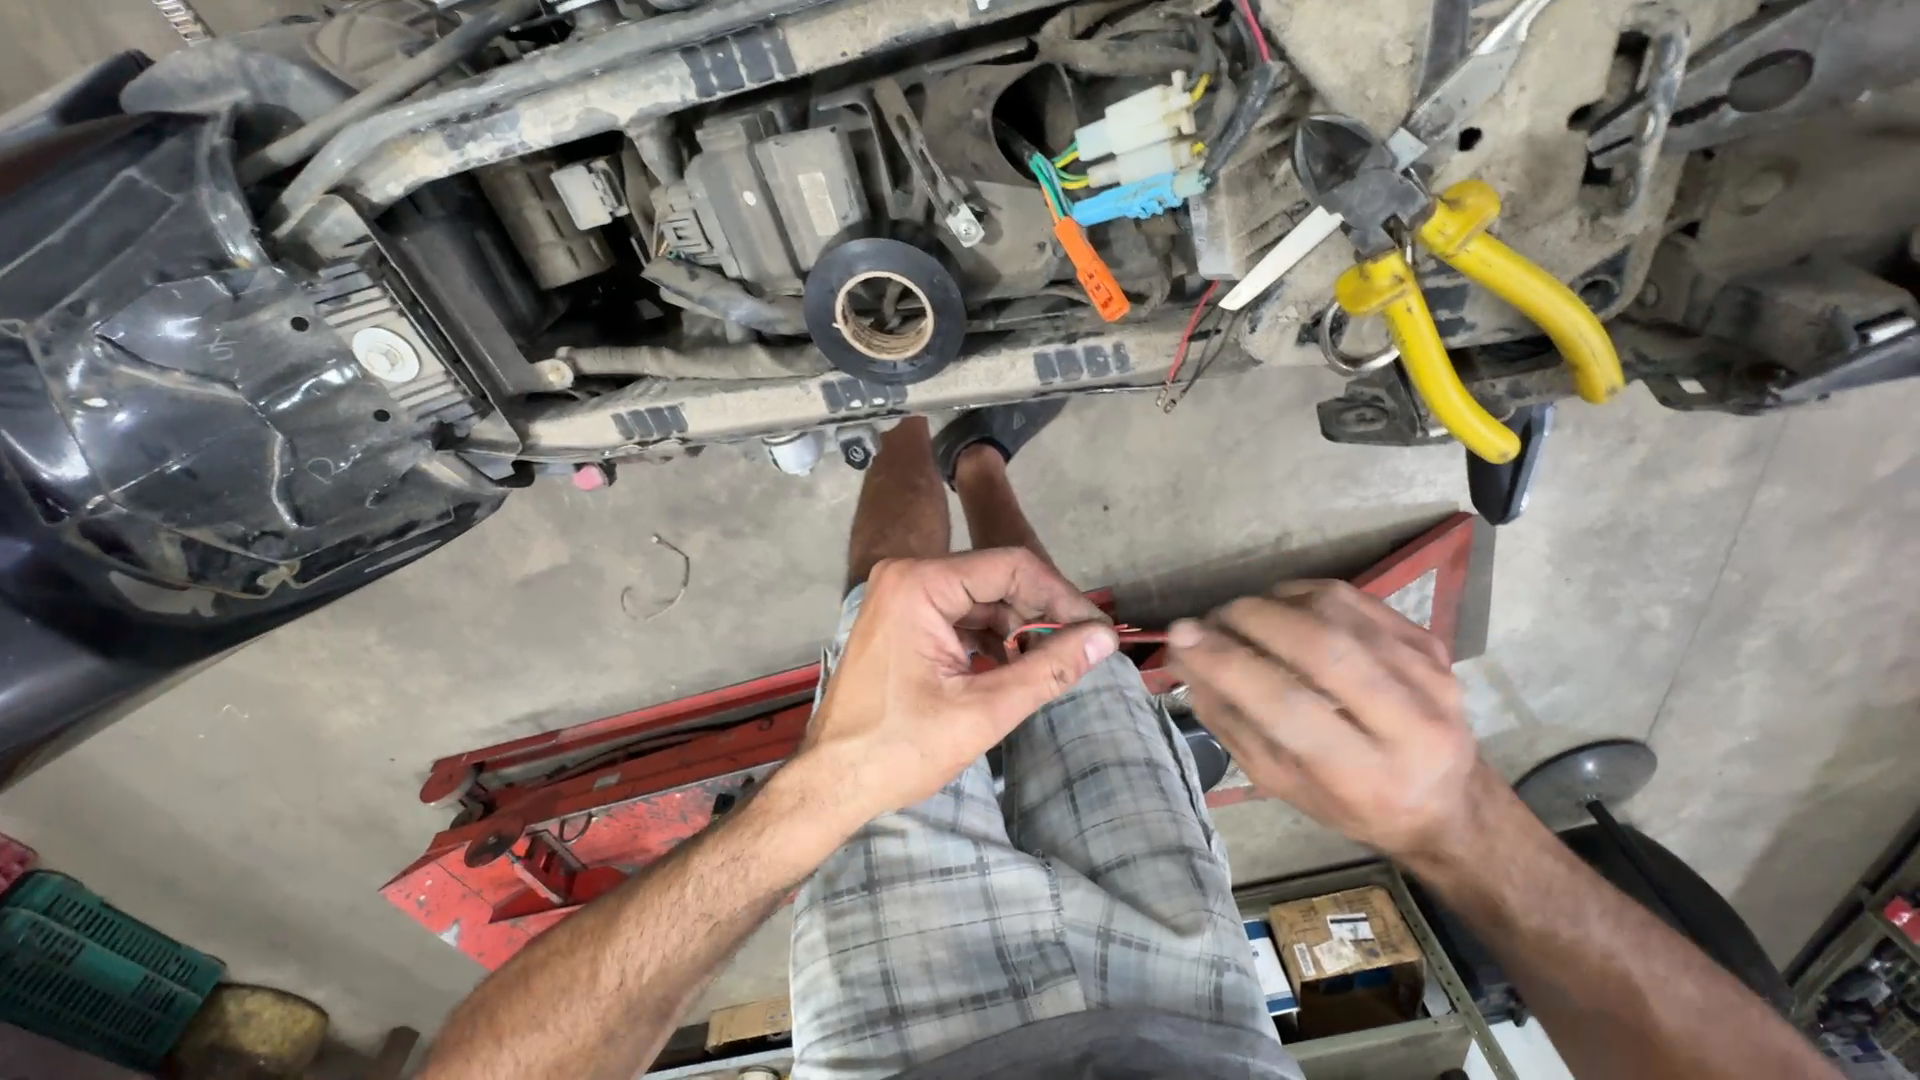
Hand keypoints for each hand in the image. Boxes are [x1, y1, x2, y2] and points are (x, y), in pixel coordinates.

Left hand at [798, 549, 1119, 824]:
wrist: (832, 782)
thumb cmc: (900, 749)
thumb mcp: (984, 711)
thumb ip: (1048, 669)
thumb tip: (1104, 639)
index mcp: (919, 584)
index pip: (1012, 566)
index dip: (1062, 596)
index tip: (1098, 631)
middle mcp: (906, 576)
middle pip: (996, 579)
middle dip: (1039, 616)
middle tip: (1077, 654)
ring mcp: (900, 597)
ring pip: (980, 599)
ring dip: (1016, 631)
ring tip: (1042, 670)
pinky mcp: (901, 621)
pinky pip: (959, 617)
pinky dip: (989, 641)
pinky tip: (1009, 672)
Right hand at [1166, 580, 1485, 864]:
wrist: (1446, 799)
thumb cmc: (1350, 803)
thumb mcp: (1282, 783)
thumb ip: (1230, 721)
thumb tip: (1185, 658)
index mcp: (1366, 777)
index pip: (1288, 707)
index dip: (1228, 665)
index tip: (1181, 637)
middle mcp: (1410, 724)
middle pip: (1320, 648)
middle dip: (1251, 621)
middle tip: (1210, 620)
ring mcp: (1429, 676)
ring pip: (1337, 612)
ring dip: (1273, 603)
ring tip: (1240, 616)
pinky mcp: (1431, 643)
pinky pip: (1354, 599)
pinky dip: (1303, 594)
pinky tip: (1279, 607)